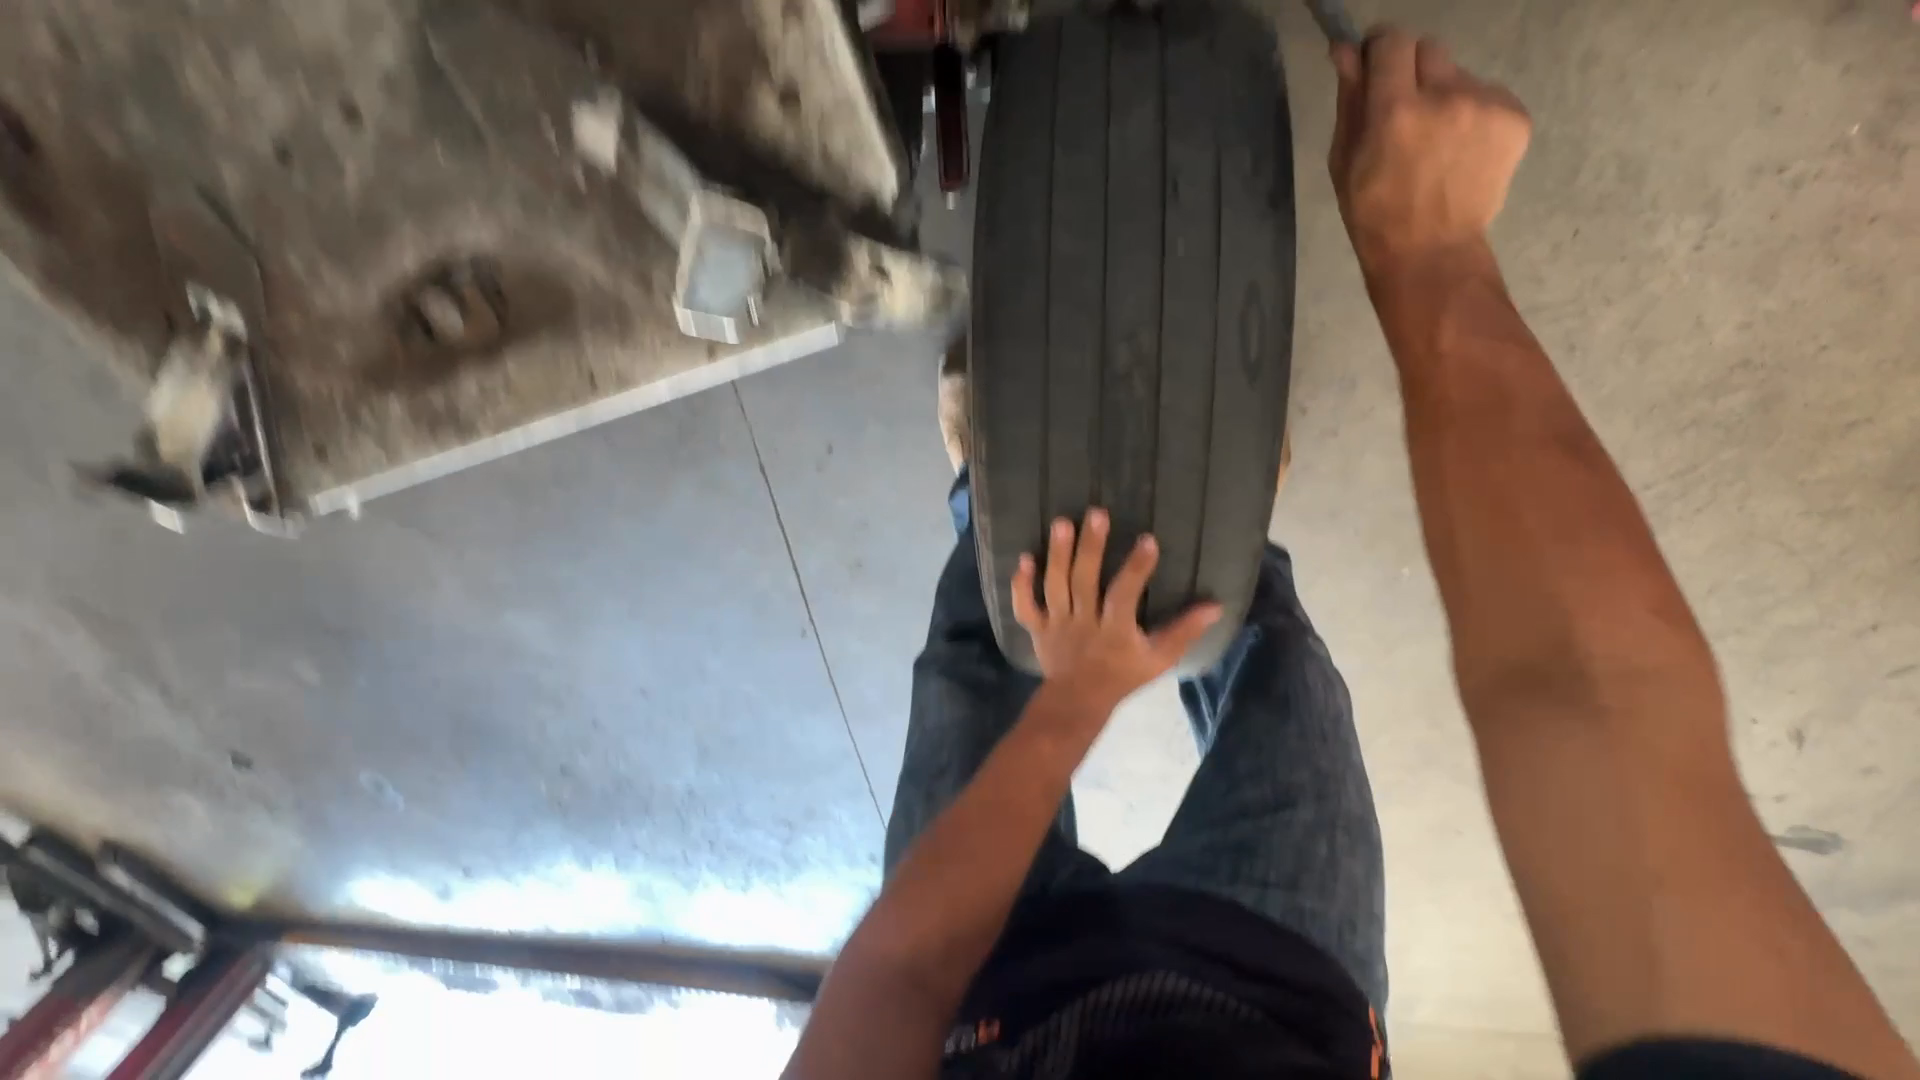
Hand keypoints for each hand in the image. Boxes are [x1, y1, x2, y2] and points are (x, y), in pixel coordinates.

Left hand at [1010, 508, 1222, 712]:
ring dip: (1057, 555)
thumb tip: (1215, 606)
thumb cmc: (1123, 676)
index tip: (1148, 539)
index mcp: (1115, 631)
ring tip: (1061, 523)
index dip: (1136, 569)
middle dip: (1090, 548)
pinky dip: (1021, 585)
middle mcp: (1083, 622)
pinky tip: (1024, 557)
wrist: (1078, 702)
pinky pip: (1025, 607)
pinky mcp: (1037, 627)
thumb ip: (1185, 631)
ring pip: (1054, 587)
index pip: (1125, 596)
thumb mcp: (1159, 659)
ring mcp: (1057, 624)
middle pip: (1084, 582)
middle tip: (1096, 514)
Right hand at [1329, 28, 1531, 272]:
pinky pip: (1487, 95)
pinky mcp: (1516, 117)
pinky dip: (1471, 115)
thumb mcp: (1345, 161)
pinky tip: (1459, 152)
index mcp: (1396, 111)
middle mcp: (1447, 96)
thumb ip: (1350, 101)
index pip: (1392, 42)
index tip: (1375, 67)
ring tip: (1435, 144)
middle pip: (1428, 49)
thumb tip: (1346, 50)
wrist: (1430, 252)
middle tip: (1404, 115)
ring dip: (1444, 96)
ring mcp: (1487, 105)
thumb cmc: (1373, 214)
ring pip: (1459, 75)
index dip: (1381, 50)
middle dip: (1412, 72)